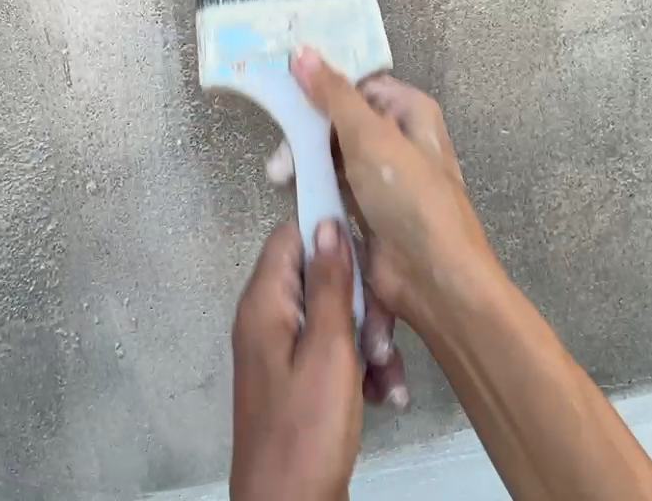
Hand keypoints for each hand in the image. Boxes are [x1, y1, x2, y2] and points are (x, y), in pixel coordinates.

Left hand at [231, 220, 363, 500]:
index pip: (292, 237)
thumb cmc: (307, 429)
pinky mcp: (300, 380)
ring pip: (336, 316)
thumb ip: (330, 284)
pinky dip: (362, 368)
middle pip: (320, 277)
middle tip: (382, 338)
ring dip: (369, 340)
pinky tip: (385, 395)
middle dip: (360, 302)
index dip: (329, 238)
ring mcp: (284, 351)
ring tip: (387, 375)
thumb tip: (326, 223)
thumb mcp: (328, 350)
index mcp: (265, 302)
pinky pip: (335, 352)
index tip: (368, 258)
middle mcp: (269, 318)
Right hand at [287, 50, 498, 352]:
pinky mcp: (365, 206)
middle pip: (339, 117)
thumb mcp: (369, 136)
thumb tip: (301, 52)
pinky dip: (312, 183)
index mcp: (409, 110)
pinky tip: (293, 190)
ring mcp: (380, 174)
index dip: (321, 85)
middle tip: (282, 149)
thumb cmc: (409, 197)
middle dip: (306, 130)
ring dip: (304, 159)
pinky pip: (332, 182)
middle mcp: (396, 137)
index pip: (357, 83)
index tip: (283, 89)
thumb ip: (333, 94)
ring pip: (331, 151)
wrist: (433, 278)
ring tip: (280, 176)